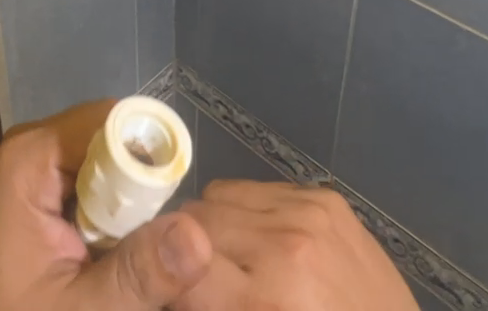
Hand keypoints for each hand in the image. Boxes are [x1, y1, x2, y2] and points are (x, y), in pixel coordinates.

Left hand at [0, 99, 212, 310]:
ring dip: (136, 207)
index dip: (152, 155)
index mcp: (31, 156)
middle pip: (113, 141)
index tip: (181, 202)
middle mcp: (33, 147)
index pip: (111, 122)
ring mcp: (37, 169)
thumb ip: (138, 273)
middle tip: (169, 239)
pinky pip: (96, 188)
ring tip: (149, 251)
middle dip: (146, 186)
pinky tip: (124, 256)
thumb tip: (201, 236)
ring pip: (110, 166)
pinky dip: (118, 219)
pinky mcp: (43, 194)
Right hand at [175, 180, 419, 310]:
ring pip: (219, 194)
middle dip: (186, 249)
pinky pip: (258, 188)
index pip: (177, 255)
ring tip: (236, 263)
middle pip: (194, 219)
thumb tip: (163, 278)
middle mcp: (285, 241)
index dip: (161, 270)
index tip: (162, 286)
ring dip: (217, 227)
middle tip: (199, 281)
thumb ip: (205, 303)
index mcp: (266, 296)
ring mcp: (309, 211)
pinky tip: (269, 247)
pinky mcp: (326, 197)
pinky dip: (251, 214)